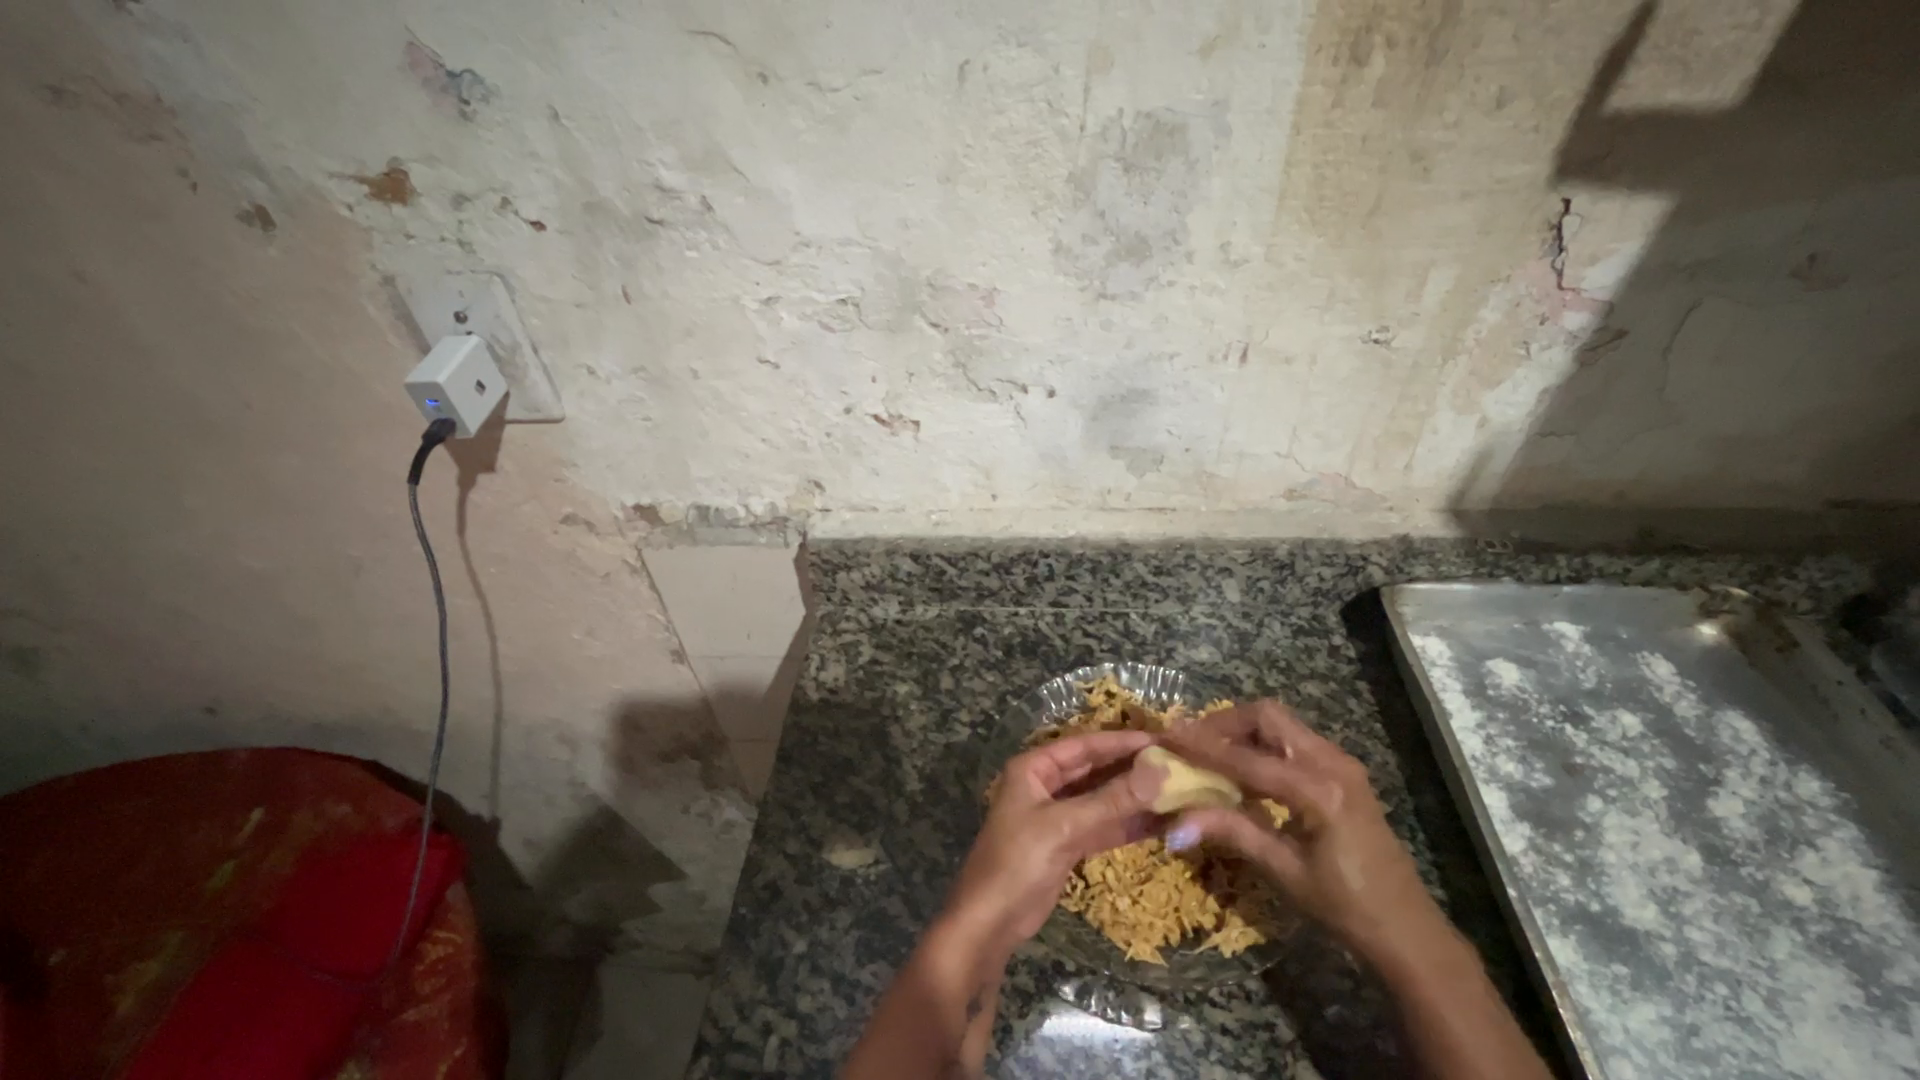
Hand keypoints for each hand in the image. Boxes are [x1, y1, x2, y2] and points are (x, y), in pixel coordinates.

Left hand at [943, 730, 1157, 954]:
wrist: (989, 922)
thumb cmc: (1017, 862)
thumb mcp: (1065, 827)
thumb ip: (1112, 800)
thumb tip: (1160, 772)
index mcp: (1033, 768)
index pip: (1084, 745)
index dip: (1122, 741)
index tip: (1162, 739)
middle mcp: (1045, 785)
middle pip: (1095, 769)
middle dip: (1133, 768)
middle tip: (1177, 764)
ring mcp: (1057, 816)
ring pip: (1102, 799)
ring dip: (1135, 797)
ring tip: (1179, 791)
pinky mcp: (1067, 844)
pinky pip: (1103, 826)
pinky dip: (1128, 824)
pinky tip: (1161, 822)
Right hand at [1154, 701, 1444, 960]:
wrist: (1406, 927)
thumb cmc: (1346, 906)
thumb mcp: (1284, 870)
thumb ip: (1232, 832)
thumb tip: (1174, 825)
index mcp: (1319, 791)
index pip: (1247, 757)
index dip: (1203, 746)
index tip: (1167, 736)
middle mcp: (1332, 763)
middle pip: (1268, 717)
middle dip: (1224, 724)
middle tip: (1189, 741)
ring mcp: (1342, 763)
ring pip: (1281, 724)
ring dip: (1242, 731)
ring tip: (1207, 753)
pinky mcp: (1343, 772)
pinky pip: (1293, 741)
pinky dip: (1261, 745)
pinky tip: (1242, 771)